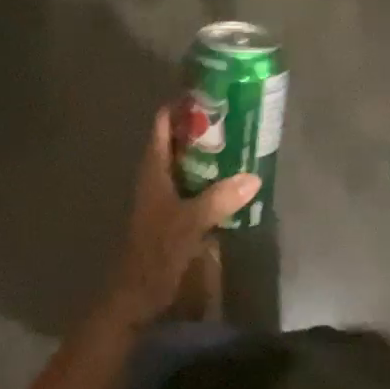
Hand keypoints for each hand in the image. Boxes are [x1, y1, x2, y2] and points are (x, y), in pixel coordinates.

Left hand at [105, 106, 260, 323]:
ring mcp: (163, 196)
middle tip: (236, 117)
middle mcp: (156, 175)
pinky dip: (210, 180)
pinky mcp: (172, 215)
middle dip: (204, 129)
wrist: (136, 295)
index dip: (183, 105)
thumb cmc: (157, 251)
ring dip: (208, 155)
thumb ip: (220, 198)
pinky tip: (233, 183)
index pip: (163, 123)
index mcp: (153, 167)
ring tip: (241, 144)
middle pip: (178, 141)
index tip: (211, 93)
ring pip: (187, 164)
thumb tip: (253, 177)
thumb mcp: (191, 222)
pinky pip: (193, 186)